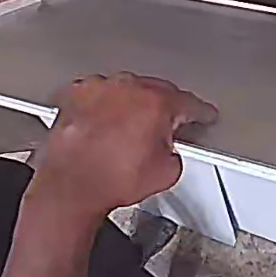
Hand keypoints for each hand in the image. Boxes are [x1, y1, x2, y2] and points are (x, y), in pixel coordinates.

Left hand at [29, 73, 218, 217]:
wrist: (71, 188)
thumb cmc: (110, 179)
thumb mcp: (167, 173)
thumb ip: (177, 150)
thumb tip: (170, 148)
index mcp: (157, 102)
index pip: (191, 103)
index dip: (201, 113)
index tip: (203, 116)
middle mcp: (128, 88)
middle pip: (158, 91)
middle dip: (163, 110)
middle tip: (162, 131)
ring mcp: (100, 88)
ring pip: (128, 90)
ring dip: (133, 106)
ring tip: (127, 134)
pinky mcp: (76, 95)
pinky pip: (100, 93)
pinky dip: (105, 106)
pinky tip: (105, 126)